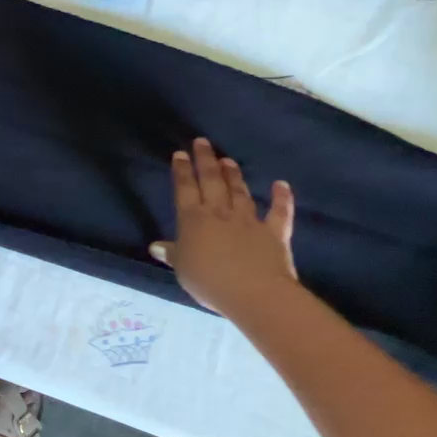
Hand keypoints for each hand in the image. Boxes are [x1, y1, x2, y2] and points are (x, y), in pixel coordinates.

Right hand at [150, 137, 297, 317]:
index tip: (180, 153)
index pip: (185, 189)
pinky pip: (279, 213)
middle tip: (203, 142)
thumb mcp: (183, 269)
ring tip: (228, 160)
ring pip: (239, 192)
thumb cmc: (210, 282)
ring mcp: (248, 221)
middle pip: (211, 181)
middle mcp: (219, 213)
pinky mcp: (274, 233)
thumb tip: (155, 247)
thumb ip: (172, 254)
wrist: (255, 294)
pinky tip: (281, 184)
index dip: (182, 170)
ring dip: (234, 175)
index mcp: (193, 219)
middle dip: (206, 160)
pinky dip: (282, 198)